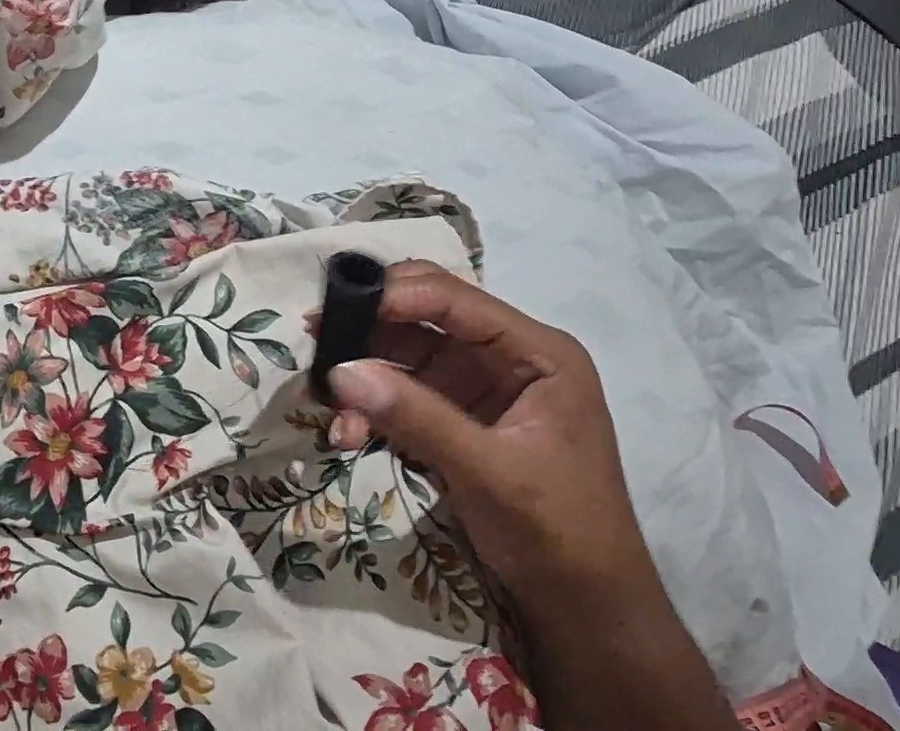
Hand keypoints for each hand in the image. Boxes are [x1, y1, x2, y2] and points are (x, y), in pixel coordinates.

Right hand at [324, 260, 651, 598]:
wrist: (582, 604)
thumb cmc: (558, 531)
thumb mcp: (489, 472)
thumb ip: (416, 417)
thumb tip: (340, 372)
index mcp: (537, 353)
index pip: (454, 299)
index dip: (393, 295)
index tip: (334, 312)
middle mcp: (505, 357)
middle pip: (423, 315)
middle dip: (369, 327)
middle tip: (317, 338)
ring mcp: (477, 386)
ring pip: (403, 353)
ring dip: (362, 373)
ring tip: (325, 399)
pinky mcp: (453, 415)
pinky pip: (399, 393)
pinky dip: (370, 409)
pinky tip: (348, 435)